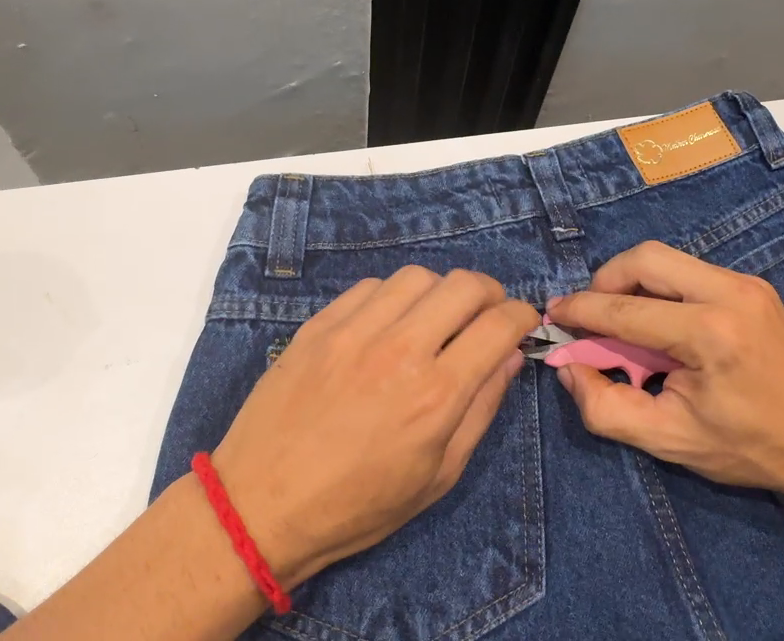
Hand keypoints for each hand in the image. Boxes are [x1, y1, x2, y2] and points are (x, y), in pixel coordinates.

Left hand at [209, 267, 538, 586]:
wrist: (260, 506)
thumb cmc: (357, 506)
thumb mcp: (437, 475)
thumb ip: (481, 410)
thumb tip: (510, 357)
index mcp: (436, 395)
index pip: (499, 325)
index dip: (523, 317)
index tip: (523, 323)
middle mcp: (400, 350)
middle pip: (465, 285)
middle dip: (490, 294)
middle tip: (486, 316)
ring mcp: (355, 331)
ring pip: (419, 277)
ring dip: (440, 292)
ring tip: (435, 318)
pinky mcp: (320, 325)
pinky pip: (371, 286)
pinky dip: (393, 297)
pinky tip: (389, 323)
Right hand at [546, 241, 783, 498]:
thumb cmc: (750, 448)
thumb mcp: (670, 440)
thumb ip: (606, 408)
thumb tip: (568, 367)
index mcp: (710, 334)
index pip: (626, 309)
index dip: (581, 310)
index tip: (553, 315)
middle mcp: (729, 292)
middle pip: (646, 257)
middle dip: (606, 280)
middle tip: (591, 315)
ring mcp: (746, 283)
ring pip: (668, 258)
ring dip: (634, 282)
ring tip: (623, 322)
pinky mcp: (753, 285)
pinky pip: (690, 271)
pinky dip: (662, 287)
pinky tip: (661, 324)